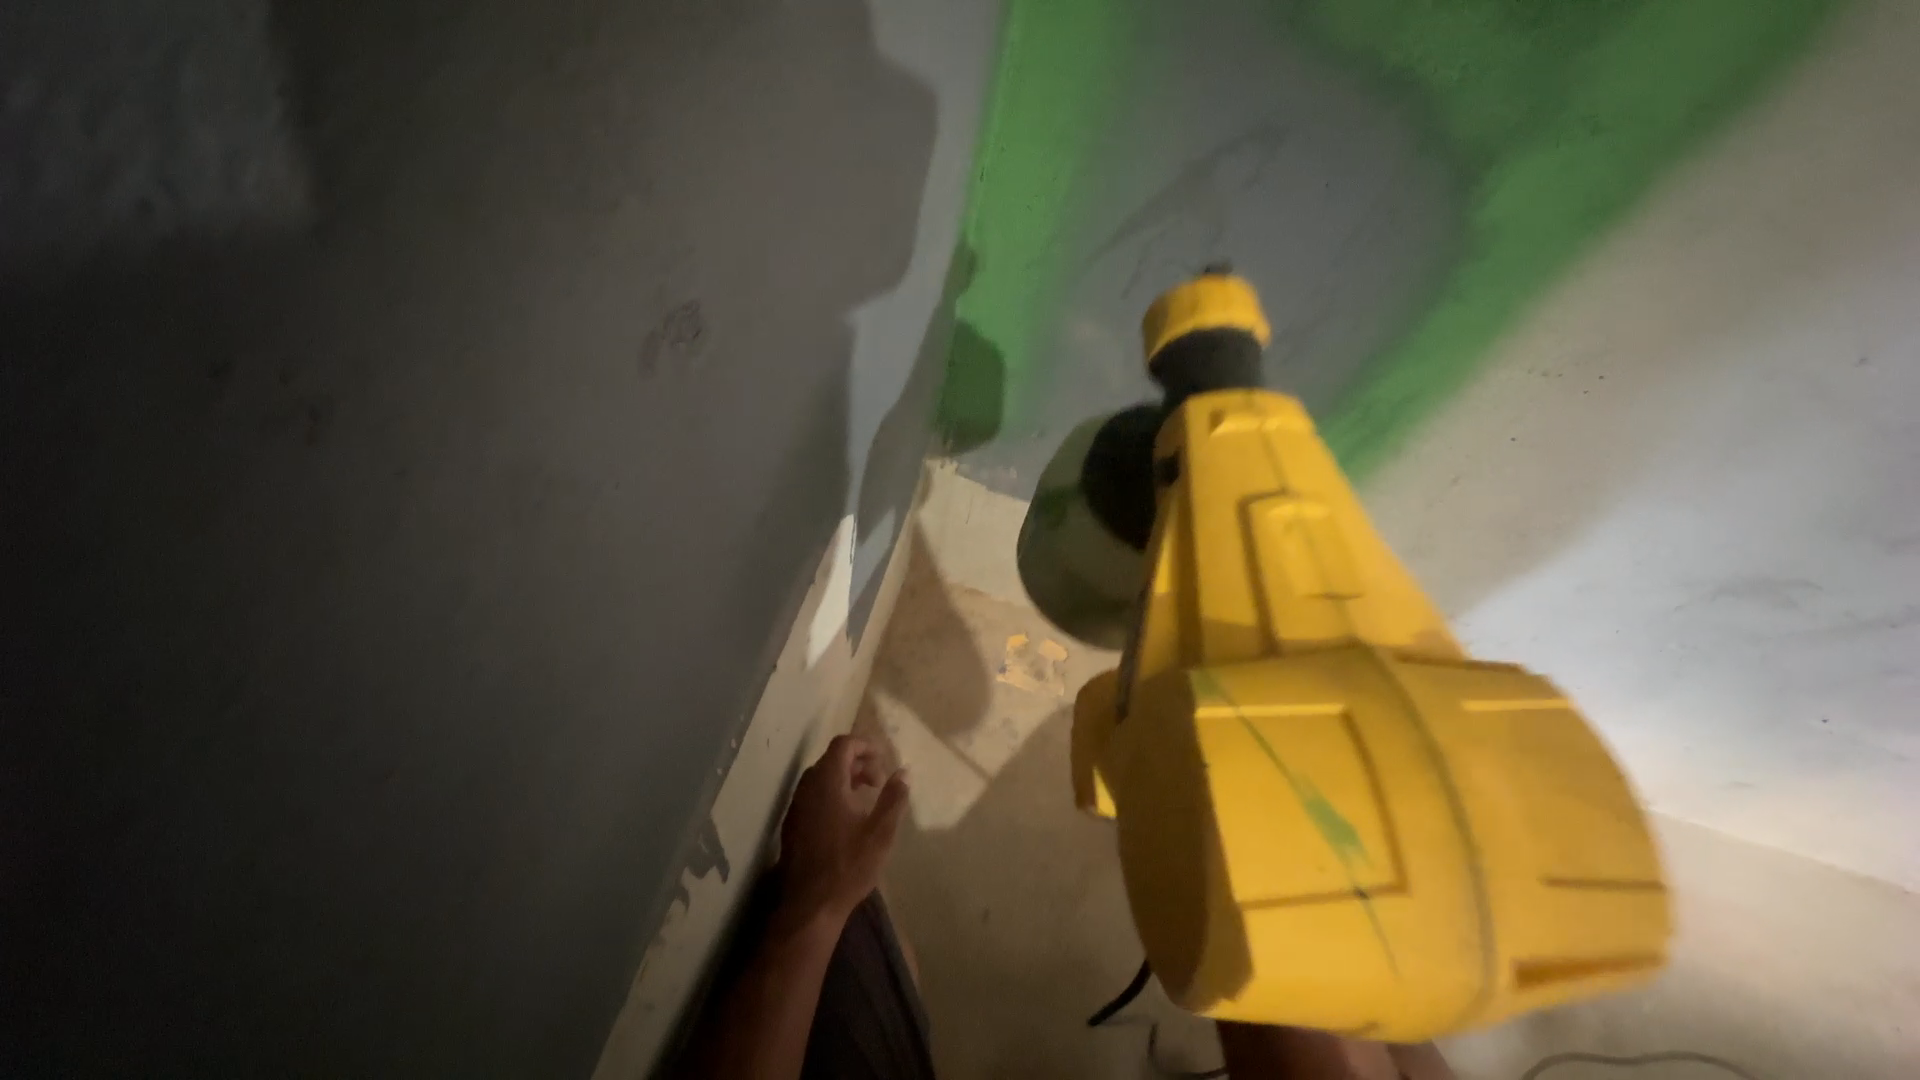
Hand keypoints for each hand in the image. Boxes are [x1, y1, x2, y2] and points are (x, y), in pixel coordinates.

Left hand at [777, 735, 909, 925]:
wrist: (809, 904)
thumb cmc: (848, 865)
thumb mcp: (880, 832)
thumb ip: (894, 798)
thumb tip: (904, 772)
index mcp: (827, 782)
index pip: (843, 744)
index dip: (865, 746)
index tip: (884, 760)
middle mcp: (807, 788)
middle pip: (831, 759)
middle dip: (857, 763)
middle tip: (879, 782)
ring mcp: (797, 806)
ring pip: (821, 778)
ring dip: (844, 779)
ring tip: (865, 798)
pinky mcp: (793, 824)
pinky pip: (813, 795)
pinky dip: (832, 794)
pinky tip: (846, 818)